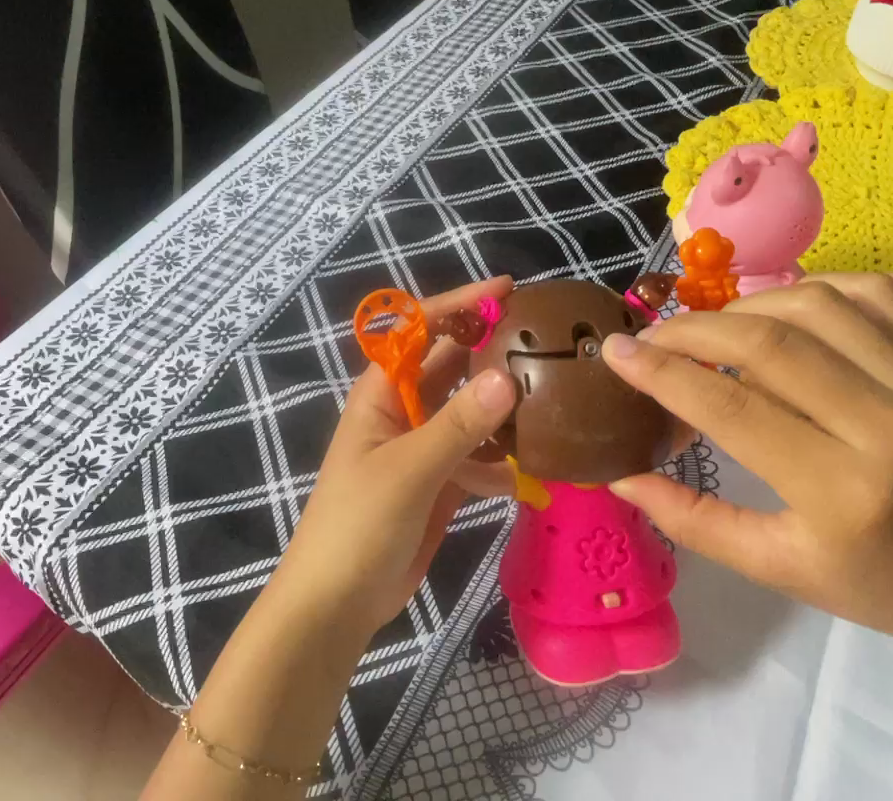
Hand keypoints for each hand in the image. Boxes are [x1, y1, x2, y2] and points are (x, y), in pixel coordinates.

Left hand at [267, 276, 518, 641]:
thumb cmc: (357, 524)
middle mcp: (403, 412)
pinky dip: (502, 461)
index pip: (420, 331)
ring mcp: (422, 448)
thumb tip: (507, 376)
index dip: (459, 305)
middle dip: (492, 353)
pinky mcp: (439, 483)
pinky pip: (477, 458)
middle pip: (452, 367)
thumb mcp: (409, 470)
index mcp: (382, 394)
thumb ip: (457, 425)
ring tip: (555, 401)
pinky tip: (535, 469)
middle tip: (550, 344)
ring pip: (470, 413)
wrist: (336, 602)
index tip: (507, 290)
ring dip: (504, 409)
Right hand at [601, 273, 892, 670]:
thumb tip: (619, 475)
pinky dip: (811, 290)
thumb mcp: (776, 569)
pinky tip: (781, 315)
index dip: (662, 372)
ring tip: (713, 335)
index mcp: (842, 493)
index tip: (614, 350)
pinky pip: (869, 295)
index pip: (731, 408)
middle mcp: (888, 429)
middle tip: (651, 339)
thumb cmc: (879, 586)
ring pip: (814, 306)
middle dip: (691, 331)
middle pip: (768, 344)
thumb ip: (691, 520)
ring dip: (745, 309)